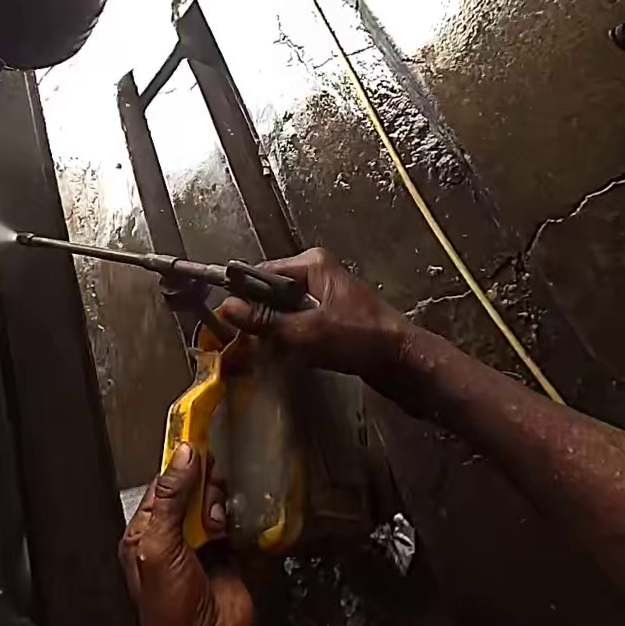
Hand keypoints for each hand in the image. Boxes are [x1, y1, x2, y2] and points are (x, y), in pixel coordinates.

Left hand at [119, 442, 250, 625]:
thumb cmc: (172, 613)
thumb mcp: (160, 548)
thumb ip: (171, 498)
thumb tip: (182, 455)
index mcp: (145, 532)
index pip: (163, 482)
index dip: (179, 460)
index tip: (196, 438)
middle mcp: (170, 533)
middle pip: (190, 484)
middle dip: (202, 485)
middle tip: (205, 498)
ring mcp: (197, 539)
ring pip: (210, 497)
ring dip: (215, 503)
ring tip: (213, 524)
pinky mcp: (222, 545)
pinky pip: (229, 513)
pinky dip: (230, 515)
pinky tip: (225, 529)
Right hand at [218, 248, 414, 382]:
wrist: (403, 362)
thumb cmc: (359, 339)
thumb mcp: (307, 332)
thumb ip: (265, 321)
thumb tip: (227, 307)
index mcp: (312, 264)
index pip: (261, 273)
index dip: (240, 296)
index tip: (221, 322)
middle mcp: (316, 273)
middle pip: (271, 293)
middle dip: (255, 319)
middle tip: (234, 345)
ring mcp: (324, 296)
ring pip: (283, 311)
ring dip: (270, 332)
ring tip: (252, 355)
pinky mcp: (330, 317)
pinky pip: (297, 324)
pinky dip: (286, 339)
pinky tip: (278, 358)